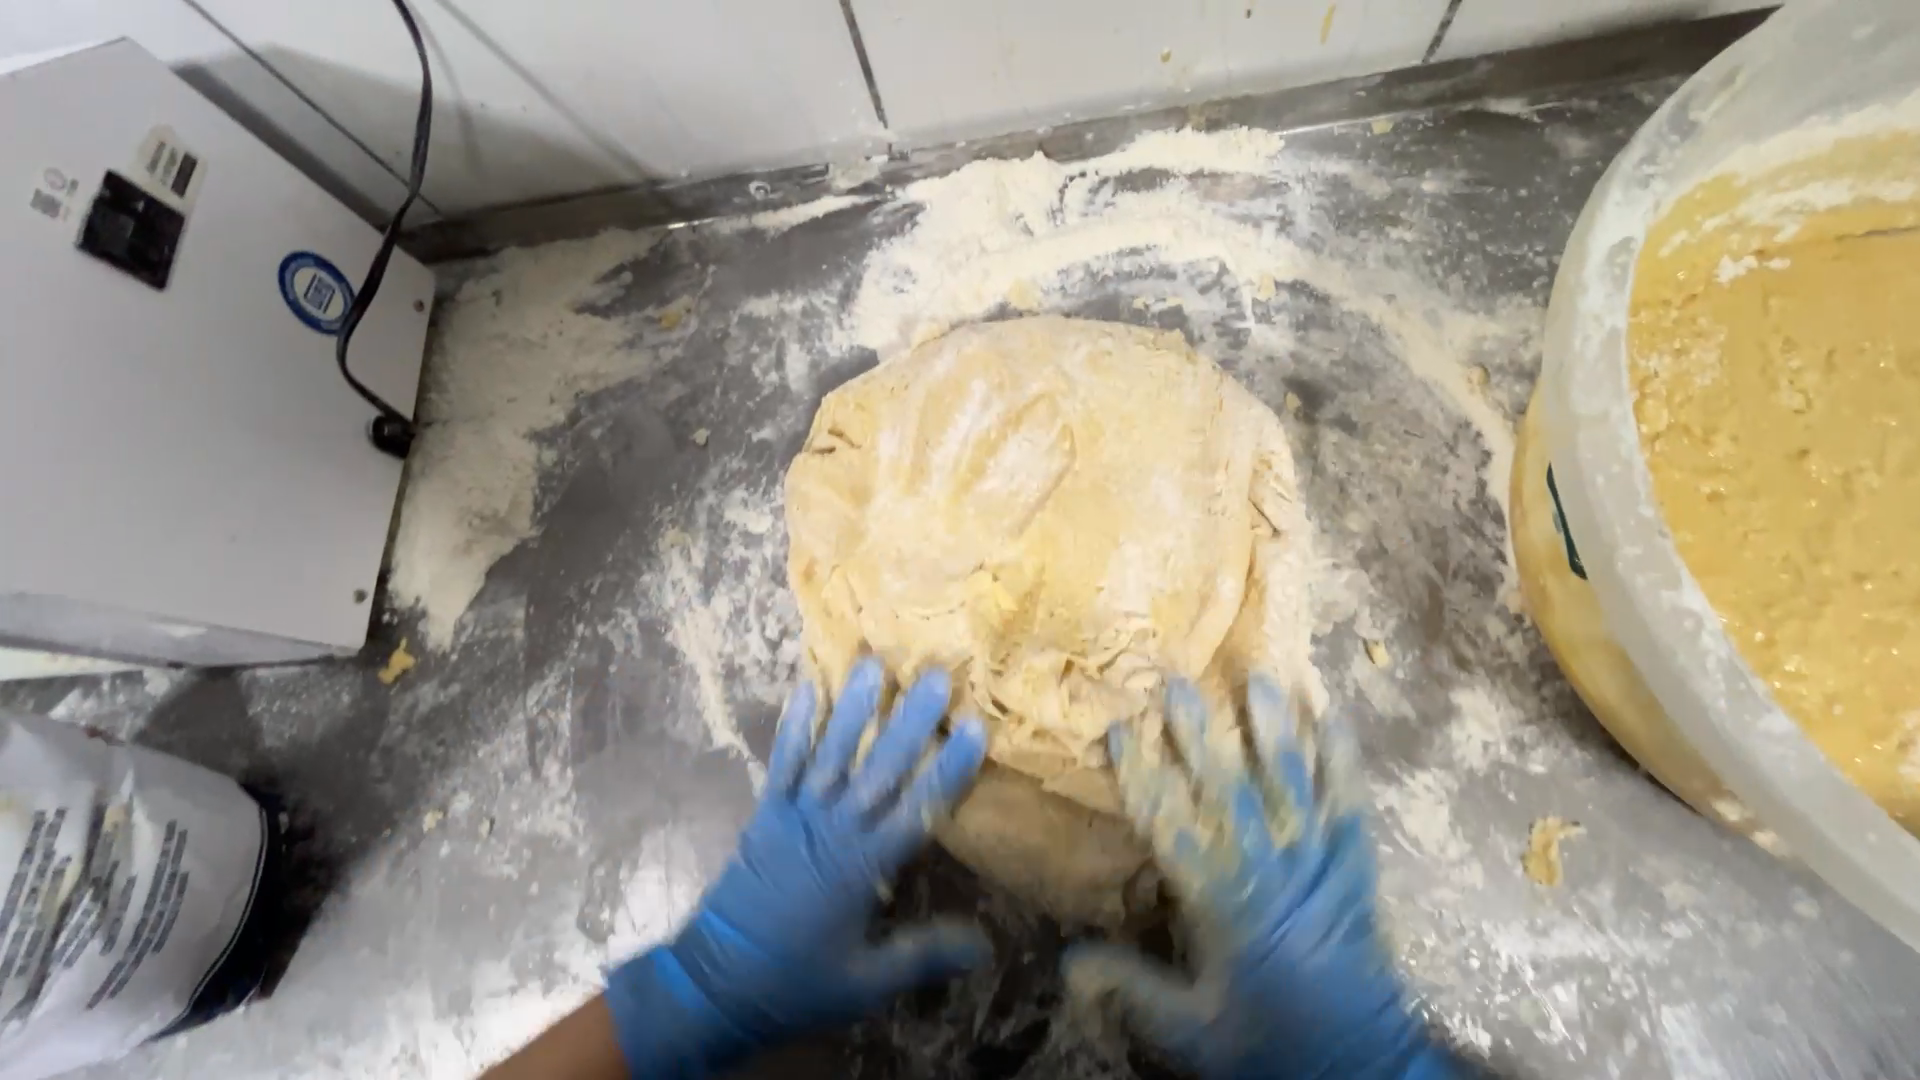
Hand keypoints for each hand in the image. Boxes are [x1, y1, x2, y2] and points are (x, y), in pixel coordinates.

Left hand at [603, 658, 991, 1078]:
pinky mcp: (768, 810)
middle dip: (909, 721)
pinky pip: (783, 760)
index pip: (918, 809)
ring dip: (853, 708)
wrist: (715, 984)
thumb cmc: (797, 980)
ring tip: (873, 663)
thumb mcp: (865, 981)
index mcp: (863, 866)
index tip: (975, 727)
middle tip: (936, 676)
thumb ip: (923, 954)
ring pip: (832, 752)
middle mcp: (834, 828)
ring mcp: (797, 813)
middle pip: (879, 768)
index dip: (949, 768)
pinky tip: (805, 687)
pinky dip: (794, 725)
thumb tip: (985, 945)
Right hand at [1065, 677, 1461, 1079]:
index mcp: (1221, 903)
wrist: (1365, 1068)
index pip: (1169, 825)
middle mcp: (1269, 868)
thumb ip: (1131, 987)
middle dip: (1199, 735)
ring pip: (1292, 781)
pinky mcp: (1356, 862)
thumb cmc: (1270, 1040)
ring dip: (1273, 729)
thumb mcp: (1190, 1030)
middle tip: (1176, 684)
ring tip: (1260, 679)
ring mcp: (1318, 859)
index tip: (1116, 731)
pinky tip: (1332, 713)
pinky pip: (1349, 799)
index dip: (1140, 776)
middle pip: (1228, 789)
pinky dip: (1342, 755)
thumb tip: (1065, 964)